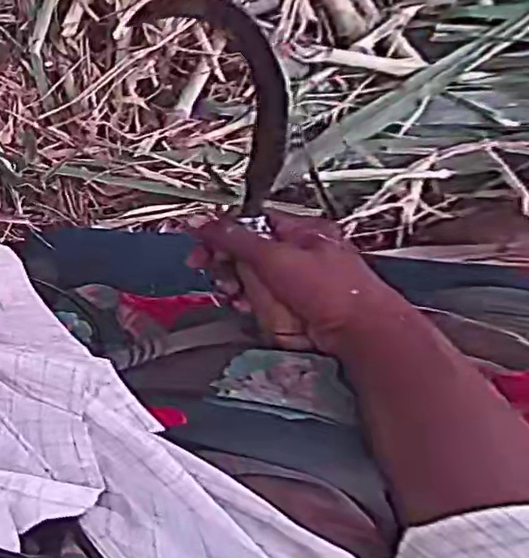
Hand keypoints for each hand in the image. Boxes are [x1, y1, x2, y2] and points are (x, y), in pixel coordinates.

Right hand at [191, 210, 412, 355]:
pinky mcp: (283, 300)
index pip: (247, 221)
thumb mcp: (272, 256)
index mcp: (301, 231)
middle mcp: (295, 252)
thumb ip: (231, 237)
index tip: (201, 242)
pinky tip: (246, 304)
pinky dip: (242, 299)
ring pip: (240, 273)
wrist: (357, 336)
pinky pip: (249, 294)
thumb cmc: (332, 292)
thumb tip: (199, 221)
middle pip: (238, 249)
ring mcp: (289, 278)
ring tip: (237, 293)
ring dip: (231, 284)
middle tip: (218, 271)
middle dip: (224, 263)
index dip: (220, 231)